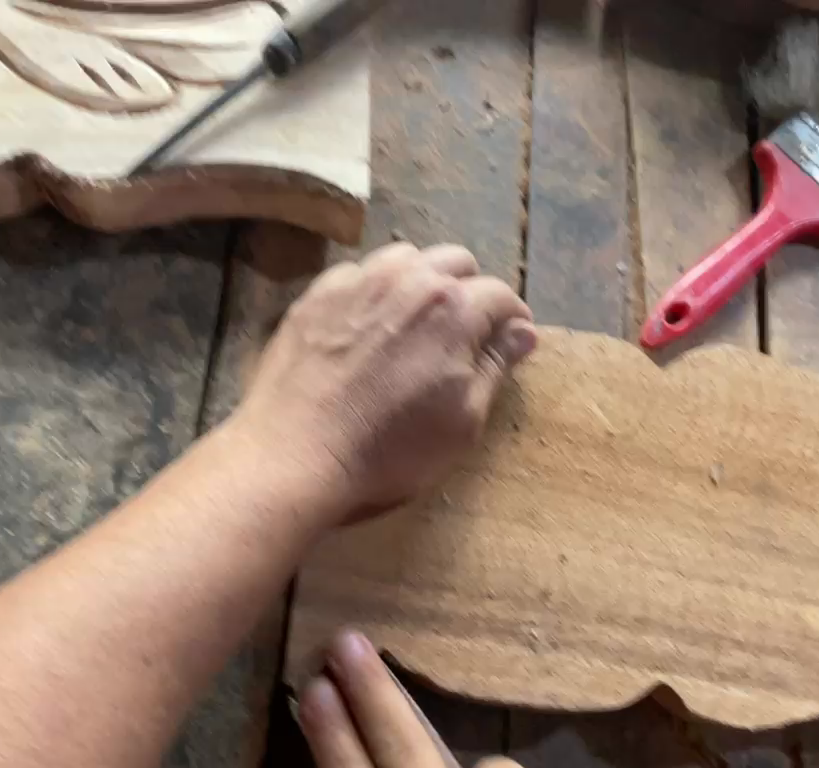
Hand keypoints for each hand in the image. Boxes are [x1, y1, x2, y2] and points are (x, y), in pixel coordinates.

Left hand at [231, 242, 536, 522]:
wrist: (295, 454)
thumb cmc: (388, 451)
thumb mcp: (461, 422)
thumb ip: (495, 368)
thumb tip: (523, 332)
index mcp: (453, 308)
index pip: (501, 296)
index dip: (511, 320)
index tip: (510, 340)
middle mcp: (407, 279)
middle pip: (454, 263)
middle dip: (469, 292)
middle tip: (463, 332)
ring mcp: (355, 281)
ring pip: (404, 260)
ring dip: (420, 283)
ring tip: (413, 323)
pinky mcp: (315, 295)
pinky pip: (356, 277)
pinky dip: (373, 294)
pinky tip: (365, 329)